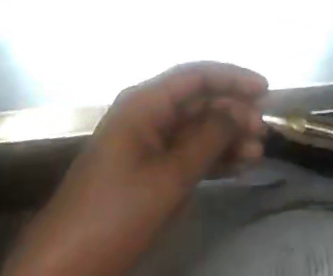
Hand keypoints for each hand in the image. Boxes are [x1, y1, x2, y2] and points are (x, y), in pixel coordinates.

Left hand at [4, 62, 267, 275]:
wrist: (66, 260)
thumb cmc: (116, 211)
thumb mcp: (168, 178)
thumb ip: (205, 141)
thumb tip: (237, 111)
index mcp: (143, 103)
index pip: (193, 76)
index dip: (230, 78)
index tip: (265, 90)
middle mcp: (144, 114)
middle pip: (195, 101)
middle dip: (231, 111)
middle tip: (264, 131)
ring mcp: (144, 143)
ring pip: (193, 128)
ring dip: (225, 137)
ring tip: (257, 152)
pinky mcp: (144, 171)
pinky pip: (184, 153)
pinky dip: (210, 158)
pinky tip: (237, 167)